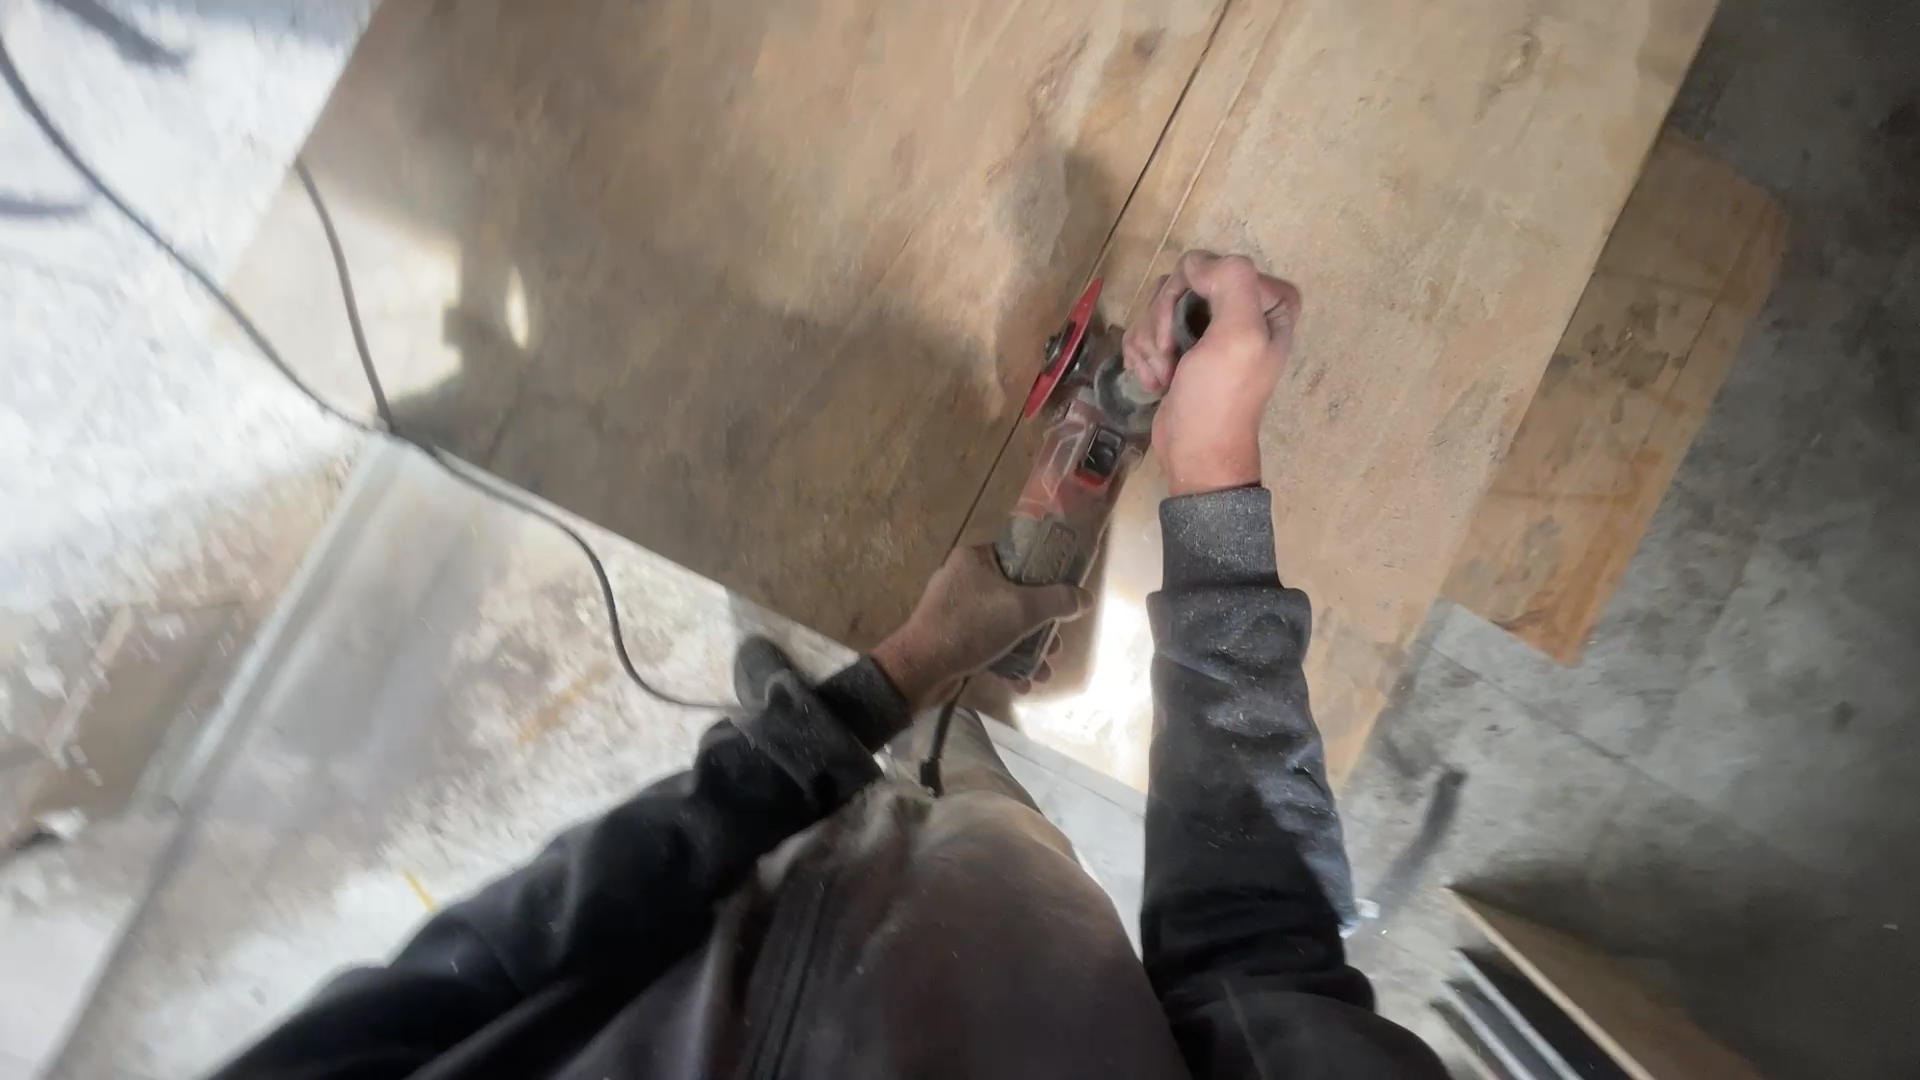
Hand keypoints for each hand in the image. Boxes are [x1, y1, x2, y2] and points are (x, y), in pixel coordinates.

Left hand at [871, 546, 1091, 709]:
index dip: (1046, 576)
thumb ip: (1058, 601)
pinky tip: (1021, 682)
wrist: (921, 668)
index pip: (1020, 557)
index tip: (1065, 597)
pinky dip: (1006, 659)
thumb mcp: (1023, 610)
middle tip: (1057, 644)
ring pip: (1004, 623)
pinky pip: (988, 641)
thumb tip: (1085, 597)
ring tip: (1044, 671)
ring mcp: (956, 609)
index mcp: (976, 558)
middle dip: (1041, 625)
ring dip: (1028, 647)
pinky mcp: (952, 636)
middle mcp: (964, 578)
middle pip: (1017, 594)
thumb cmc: (972, 627)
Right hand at [1121, 251, 1300, 495]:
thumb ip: (1230, 281)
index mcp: (1267, 298)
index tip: (1182, 336)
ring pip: (1156, 307)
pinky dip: (1142, 357)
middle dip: (1162, 325)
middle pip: (1178, 284)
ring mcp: (1206, 328)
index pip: (1210, 265)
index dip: (1187, 295)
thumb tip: (1194, 264)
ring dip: (1150, 345)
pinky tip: (1154, 381)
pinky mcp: (1179, 348)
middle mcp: (1239, 307)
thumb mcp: (1238, 336)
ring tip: (1163, 377)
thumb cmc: (1220, 399)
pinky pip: (1145, 331)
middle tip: (1168, 359)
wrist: (1195, 452)